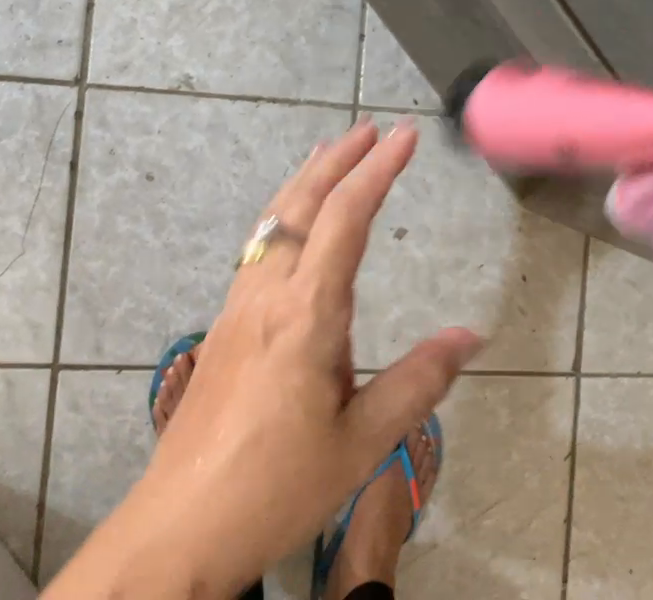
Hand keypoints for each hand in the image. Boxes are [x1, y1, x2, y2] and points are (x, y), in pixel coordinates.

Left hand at [47, 119, 482, 597]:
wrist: (182, 522)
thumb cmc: (278, 485)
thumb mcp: (361, 441)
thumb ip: (417, 382)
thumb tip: (470, 335)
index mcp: (306, 314)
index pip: (346, 219)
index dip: (377, 171)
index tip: (403, 137)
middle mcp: (267, 295)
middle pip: (300, 204)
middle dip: (337, 160)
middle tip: (369, 130)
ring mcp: (238, 306)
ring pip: (272, 222)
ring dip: (305, 182)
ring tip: (331, 157)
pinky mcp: (224, 325)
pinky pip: (259, 249)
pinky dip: (284, 215)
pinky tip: (292, 229)